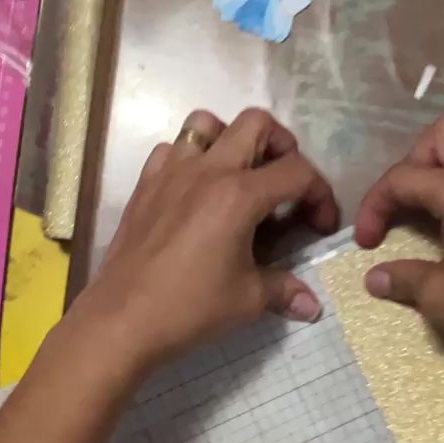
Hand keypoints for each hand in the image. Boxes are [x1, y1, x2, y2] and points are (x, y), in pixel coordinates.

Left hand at [71, 109, 340, 375]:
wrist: (122, 319)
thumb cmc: (189, 308)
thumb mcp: (247, 300)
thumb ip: (284, 291)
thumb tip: (313, 306)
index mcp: (239, 195)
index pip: (297, 172)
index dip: (320, 194)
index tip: (321, 226)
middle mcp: (207, 171)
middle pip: (256, 123)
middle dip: (282, 146)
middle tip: (285, 183)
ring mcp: (171, 173)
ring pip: (206, 123)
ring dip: (230, 140)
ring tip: (239, 175)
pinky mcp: (145, 185)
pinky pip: (172, 149)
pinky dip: (190, 158)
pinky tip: (195, 191)